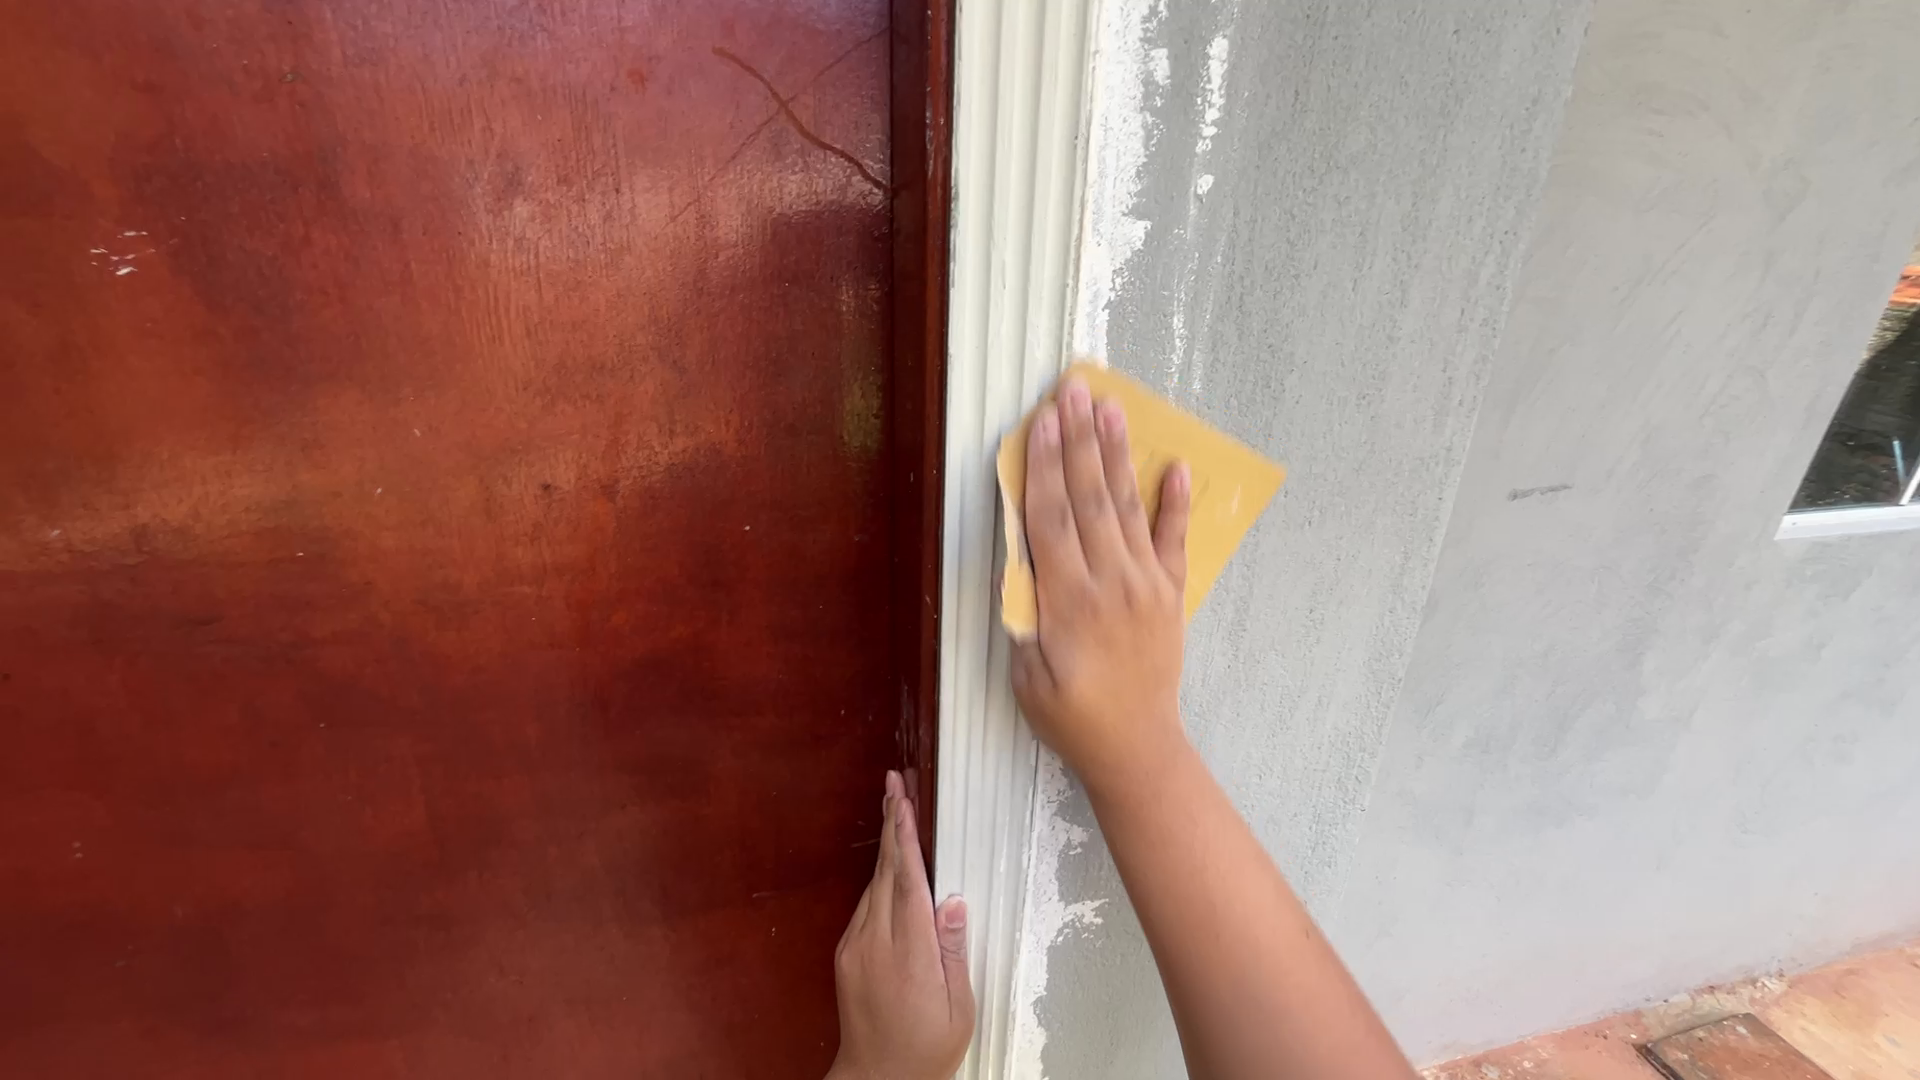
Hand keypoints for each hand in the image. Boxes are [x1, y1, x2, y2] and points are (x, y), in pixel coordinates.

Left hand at [827, 771, 973, 1079]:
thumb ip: (953, 949)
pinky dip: (881, 875)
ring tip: (896, 806)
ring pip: (874, 883)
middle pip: (886, 870)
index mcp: (909, 953)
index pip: (908, 880)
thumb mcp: (957, 1008)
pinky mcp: (846, 952)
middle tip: (894, 782)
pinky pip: (866, 903)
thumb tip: (953, 901)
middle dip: (891, 821)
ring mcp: (855, 945)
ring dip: (886, 843)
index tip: (903, 800)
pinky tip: (891, 861)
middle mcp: (875, 942)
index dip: (905, 836)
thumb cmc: (926, 1048)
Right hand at [1010, 376, 1191, 792]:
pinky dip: (1176, 502)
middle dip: (1079, 439)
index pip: (1051, 517)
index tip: (1041, 420)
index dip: (1044, 465)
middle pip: (1089, 497)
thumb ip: (1024, 612)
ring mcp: (1147, 583)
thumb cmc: (1070, 715)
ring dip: (1116, 454)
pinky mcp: (1170, 592)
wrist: (1137, 746)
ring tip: (1111, 407)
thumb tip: (1021, 558)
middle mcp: (1111, 580)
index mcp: (1068, 599)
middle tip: (1074, 389)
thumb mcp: (1027, 673)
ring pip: (1126, 507)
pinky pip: (1174, 540)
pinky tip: (1176, 466)